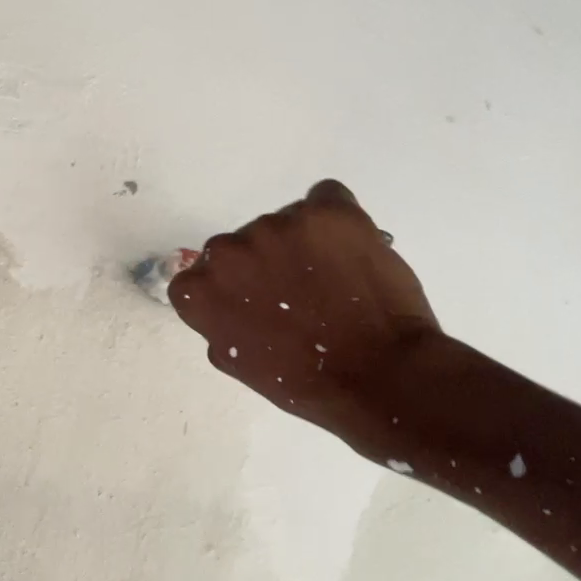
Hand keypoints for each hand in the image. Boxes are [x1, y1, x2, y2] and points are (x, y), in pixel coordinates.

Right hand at [167, 179, 438, 452]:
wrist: (381, 375)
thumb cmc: (305, 382)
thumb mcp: (240, 363)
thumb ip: (220, 322)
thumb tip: (229, 301)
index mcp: (200, 289)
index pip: (198, 276)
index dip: (227, 289)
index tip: (251, 304)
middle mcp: (229, 249)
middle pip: (238, 246)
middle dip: (262, 264)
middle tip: (297, 292)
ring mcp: (278, 225)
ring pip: (282, 225)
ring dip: (299, 244)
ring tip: (334, 278)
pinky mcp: (327, 211)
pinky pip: (324, 198)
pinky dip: (334, 219)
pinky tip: (349, 248)